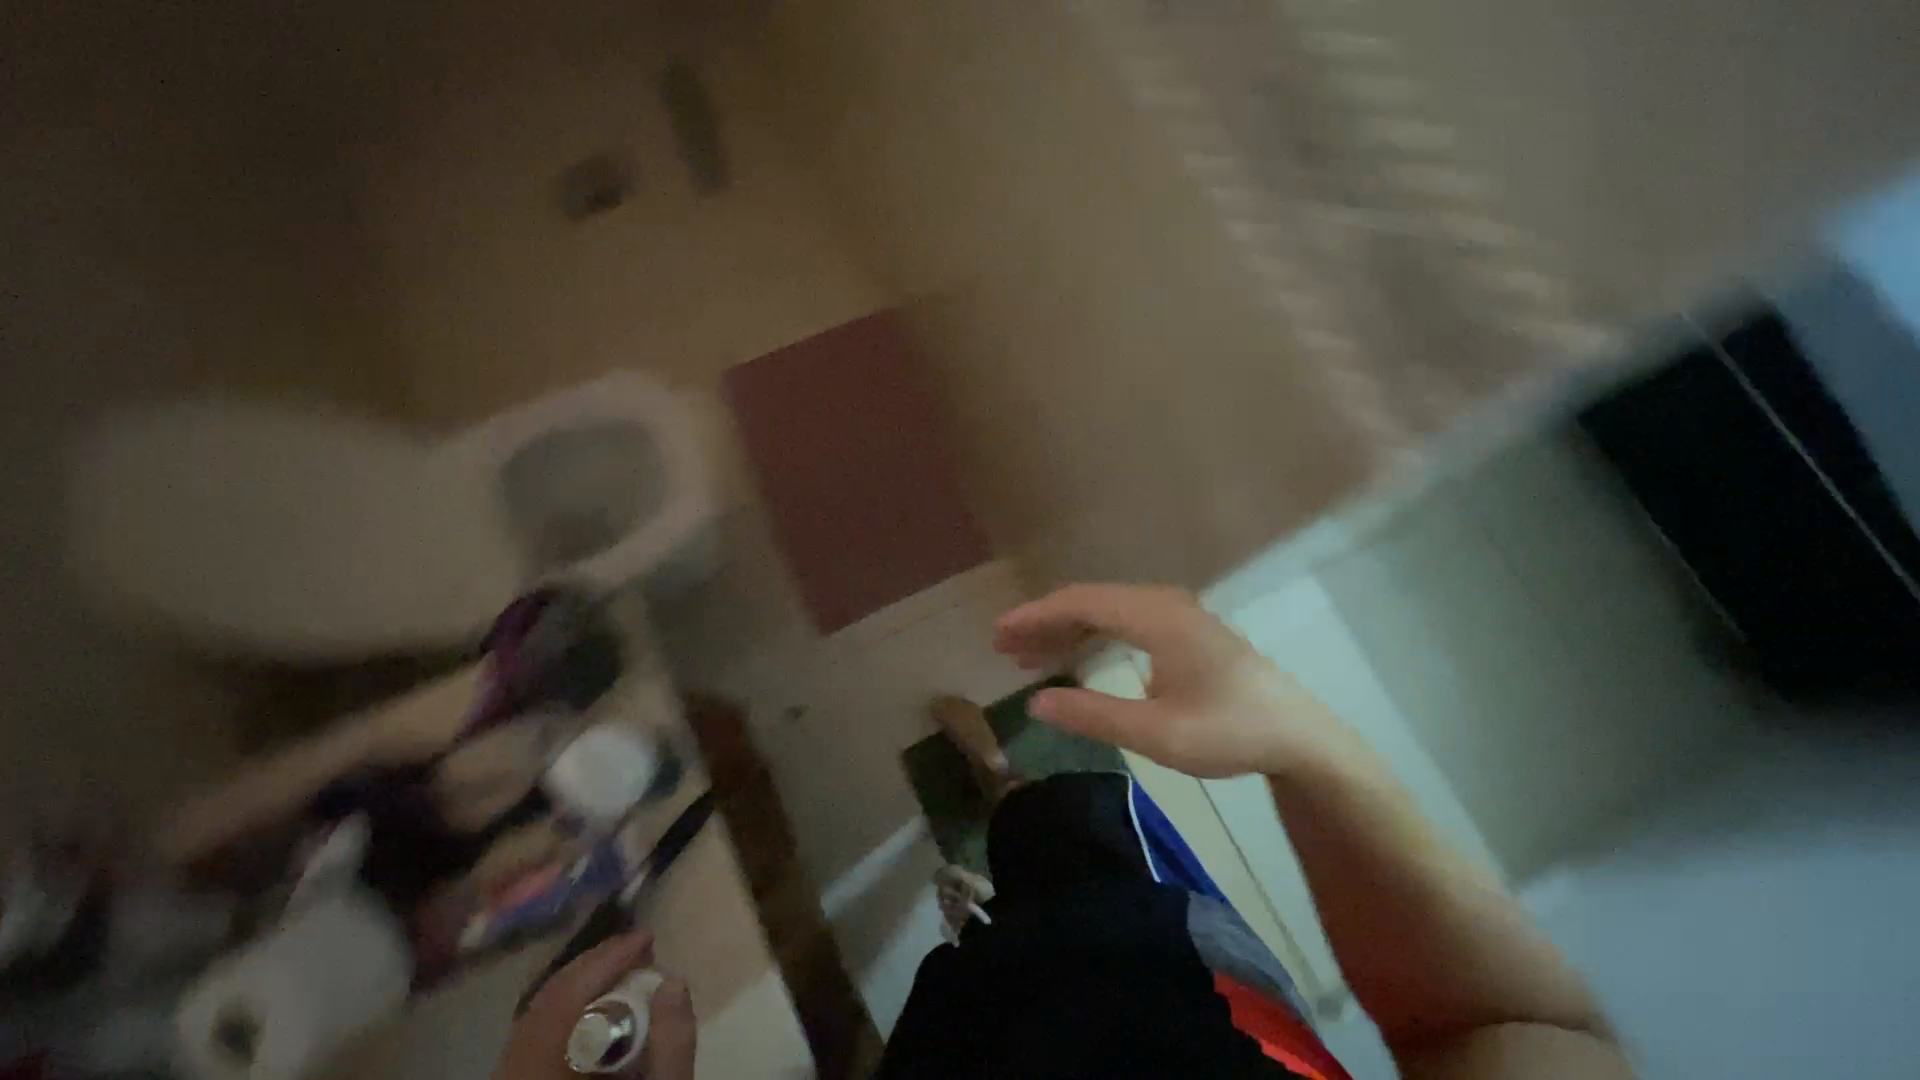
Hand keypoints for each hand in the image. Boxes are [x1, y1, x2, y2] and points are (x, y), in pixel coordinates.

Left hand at [491, 932, 696, 1079]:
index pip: (564, 1002)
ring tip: (625, 977)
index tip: (648, 939)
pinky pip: (527, 1049)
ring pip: (532, 1026)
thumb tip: (673, 981)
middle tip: (641, 951)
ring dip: (580, 994)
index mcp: (541, 1077)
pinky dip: (564, 1023)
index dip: (605, 961)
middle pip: (543, 1007)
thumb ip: (673, 1047)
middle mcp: (511, 1079)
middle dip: (594, 971)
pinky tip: (598, 1019)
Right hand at [994, 584, 1350, 777]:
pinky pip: (1125, 622)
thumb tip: (1035, 701)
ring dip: (1066, 630)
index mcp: (1158, 618)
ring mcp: (1177, 615)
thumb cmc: (1230, 733)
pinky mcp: (1184, 632)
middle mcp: (1165, 605)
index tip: (999, 634)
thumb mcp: (1157, 734)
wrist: (1299, 737)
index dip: (1036, 616)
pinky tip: (1074, 659)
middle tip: (1002, 648)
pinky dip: (1093, 637)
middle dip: (1044, 622)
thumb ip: (1093, 716)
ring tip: (1026, 657)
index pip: (1083, 603)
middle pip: (1091, 602)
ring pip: (1107, 611)